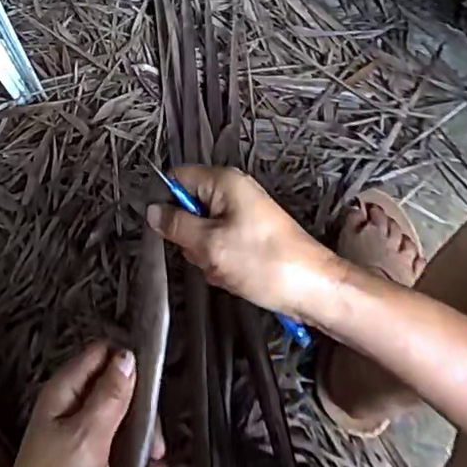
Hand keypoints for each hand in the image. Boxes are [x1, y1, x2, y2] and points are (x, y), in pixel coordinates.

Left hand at [10, 341, 170, 466]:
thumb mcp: (84, 437)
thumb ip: (108, 395)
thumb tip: (127, 358)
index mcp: (63, 394)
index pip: (100, 353)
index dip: (126, 359)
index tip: (148, 376)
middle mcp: (73, 415)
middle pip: (120, 393)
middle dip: (142, 413)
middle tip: (150, 435)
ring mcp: (84, 446)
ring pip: (127, 430)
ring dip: (145, 445)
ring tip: (152, 463)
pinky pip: (126, 460)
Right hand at [145, 165, 342, 316]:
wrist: (315, 289)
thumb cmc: (264, 263)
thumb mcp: (210, 245)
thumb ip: (176, 225)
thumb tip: (152, 210)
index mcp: (223, 181)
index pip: (178, 177)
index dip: (165, 201)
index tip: (164, 230)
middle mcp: (234, 189)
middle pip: (190, 205)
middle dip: (191, 236)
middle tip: (206, 255)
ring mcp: (245, 211)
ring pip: (205, 229)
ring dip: (207, 253)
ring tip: (225, 269)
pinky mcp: (253, 233)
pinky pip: (222, 242)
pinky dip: (223, 260)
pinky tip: (235, 275)